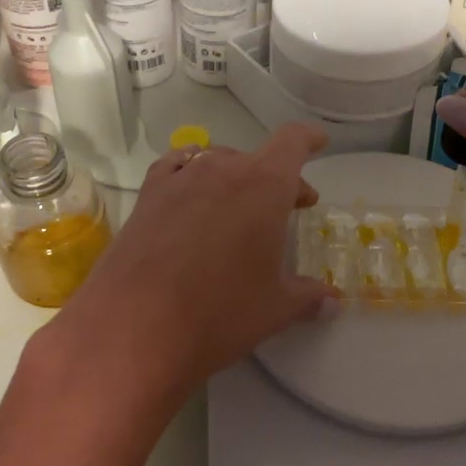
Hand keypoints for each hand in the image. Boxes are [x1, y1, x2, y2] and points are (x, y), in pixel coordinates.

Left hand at [44, 124, 335, 404]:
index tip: (318, 142)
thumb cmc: (219, 313)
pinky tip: (190, 197)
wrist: (134, 327)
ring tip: (238, 210)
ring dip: (234, 180)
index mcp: (264, 185)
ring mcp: (179, 180)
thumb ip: (306, 298)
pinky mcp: (146, 197)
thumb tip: (331, 302)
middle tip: (287, 210)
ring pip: (216, 163)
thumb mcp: (273, 309)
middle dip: (276, 180)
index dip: (308, 139)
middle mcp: (222, 170)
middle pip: (257, 159)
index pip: (293, 142)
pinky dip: (191, 176)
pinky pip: (175, 170)